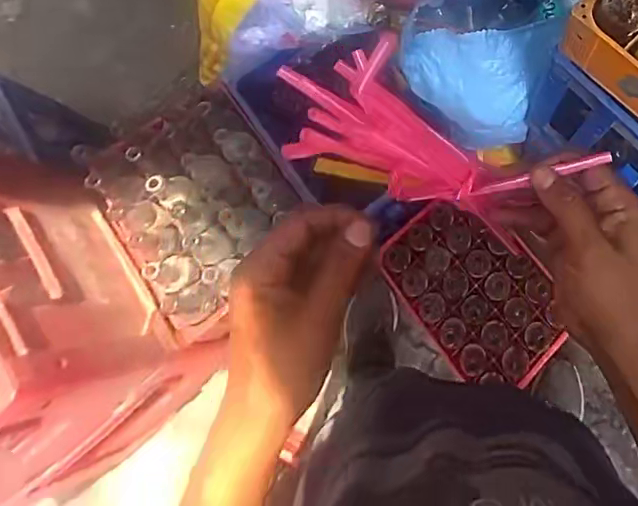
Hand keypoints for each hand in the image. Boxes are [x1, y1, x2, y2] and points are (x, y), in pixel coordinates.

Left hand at [224, 205, 372, 425]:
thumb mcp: (320, 311)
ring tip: (373, 259)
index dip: (337, 217)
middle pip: (305, 235)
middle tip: (376, 243)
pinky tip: (359, 276)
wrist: (260, 420)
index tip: (371, 226)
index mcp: (260, 266)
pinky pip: (309, 272)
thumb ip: (342, 264)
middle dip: (342, 233)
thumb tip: (365, 224)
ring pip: (310, 253)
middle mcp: (261, 268)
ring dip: (341, 252)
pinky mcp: (280, 301)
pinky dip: (334, 270)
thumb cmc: (288, 364)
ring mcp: (270, 285)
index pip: (301, 222)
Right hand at [508, 161, 637, 361]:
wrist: (611, 340)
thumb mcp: (588, 246)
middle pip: (561, 183)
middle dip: (531, 181)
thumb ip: (565, 206)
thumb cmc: (608, 292)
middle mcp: (598, 207)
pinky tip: (497, 214)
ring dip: (520, 198)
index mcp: (615, 202)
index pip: (584, 167)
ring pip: (546, 201)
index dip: (555, 164)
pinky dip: (520, 217)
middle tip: (497, 180)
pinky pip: (539, 222)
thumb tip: (539, 170)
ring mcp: (578, 225)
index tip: (525, 168)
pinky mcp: (562, 243)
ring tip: (490, 194)